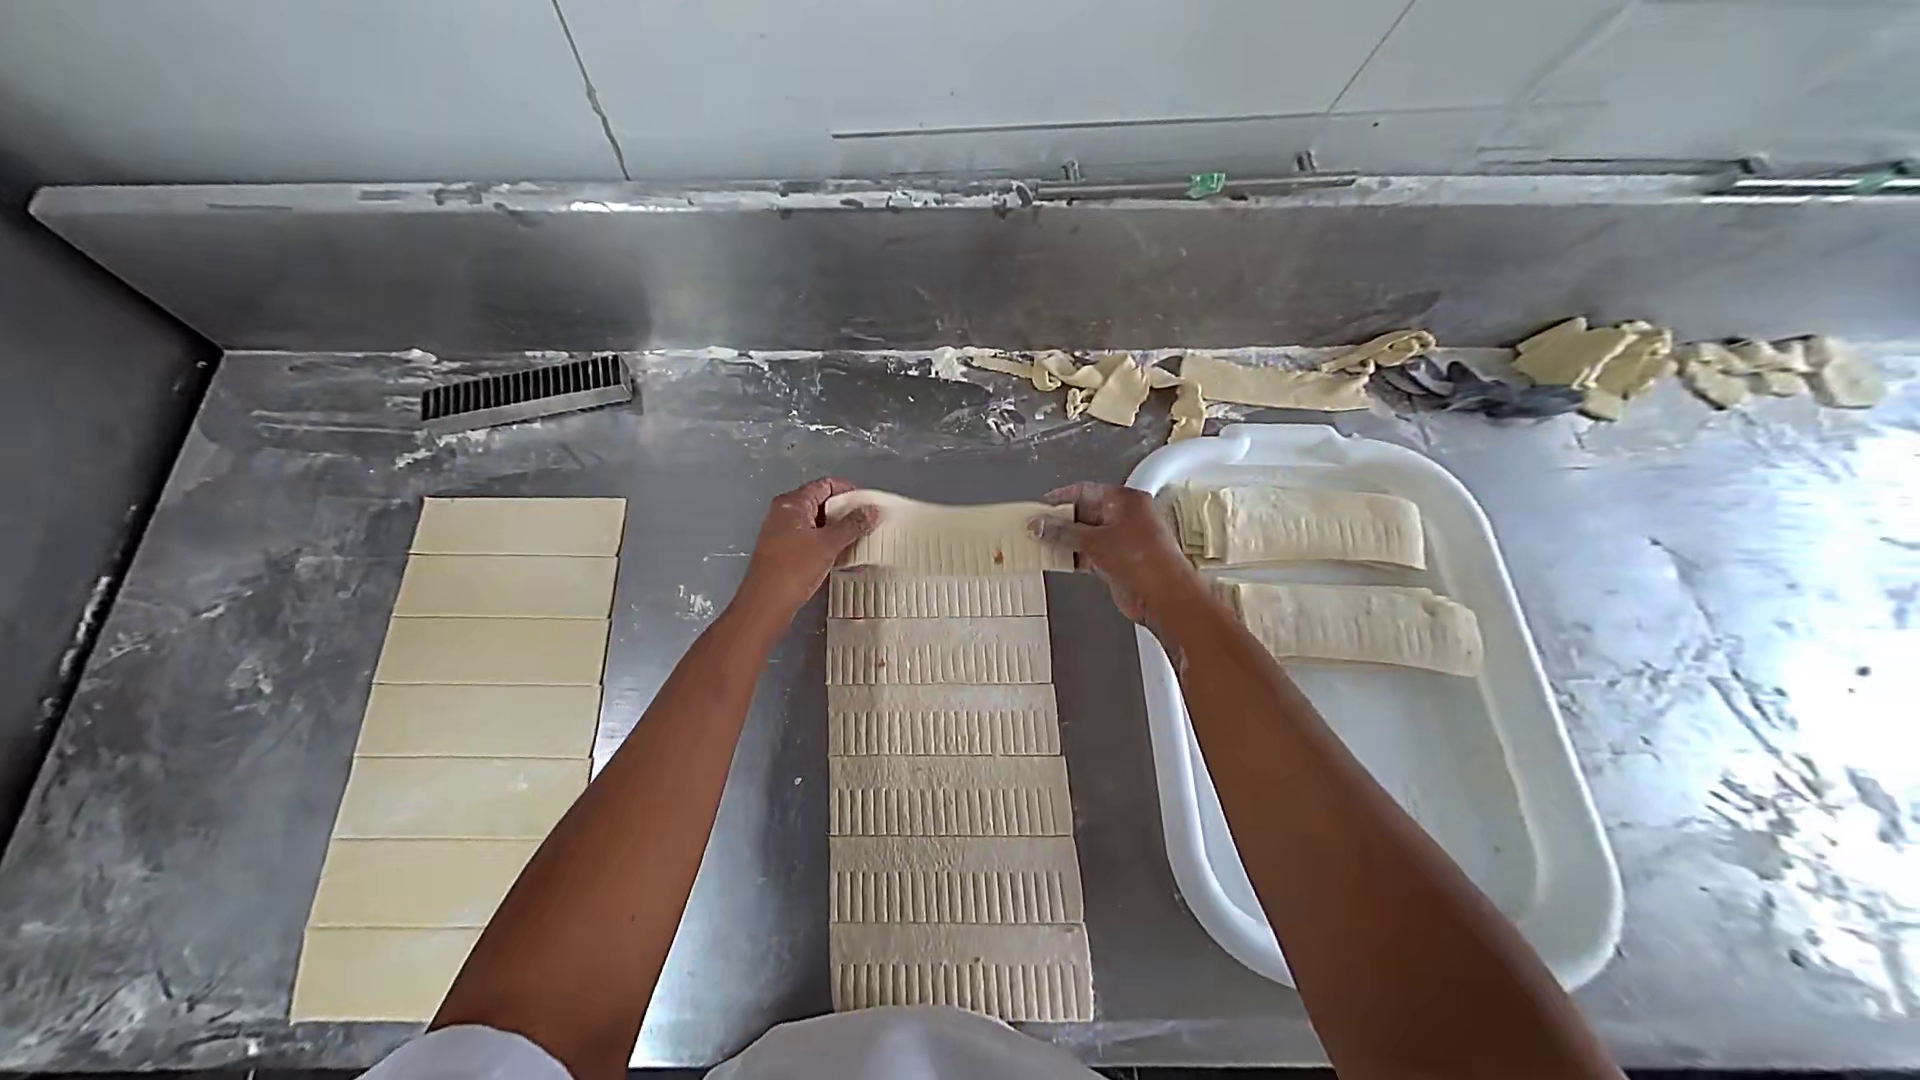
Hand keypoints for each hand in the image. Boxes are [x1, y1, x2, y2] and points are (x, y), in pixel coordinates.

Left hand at [734, 478, 879, 622]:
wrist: (766, 604)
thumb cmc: (794, 568)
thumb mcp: (828, 544)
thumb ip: (853, 525)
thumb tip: (873, 511)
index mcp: (792, 503)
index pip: (825, 485)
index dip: (849, 491)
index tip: (869, 504)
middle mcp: (784, 514)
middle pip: (821, 503)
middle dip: (846, 512)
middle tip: (868, 523)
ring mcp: (781, 534)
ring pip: (816, 524)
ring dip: (838, 530)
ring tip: (860, 539)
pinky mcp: (783, 553)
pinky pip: (810, 540)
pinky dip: (827, 543)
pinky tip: (842, 555)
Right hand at [1029, 482, 1205, 624]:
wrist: (1163, 596)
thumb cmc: (1143, 560)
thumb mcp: (1095, 540)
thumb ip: (1063, 532)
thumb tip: (1040, 524)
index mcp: (1125, 500)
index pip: (1086, 491)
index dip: (1061, 498)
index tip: (1040, 506)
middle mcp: (1125, 517)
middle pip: (1084, 513)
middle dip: (1060, 521)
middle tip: (1036, 527)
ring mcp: (1121, 540)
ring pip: (1085, 535)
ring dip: (1064, 540)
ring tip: (1039, 543)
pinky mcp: (1117, 562)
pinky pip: (1089, 554)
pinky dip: (1073, 556)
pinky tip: (1055, 559)